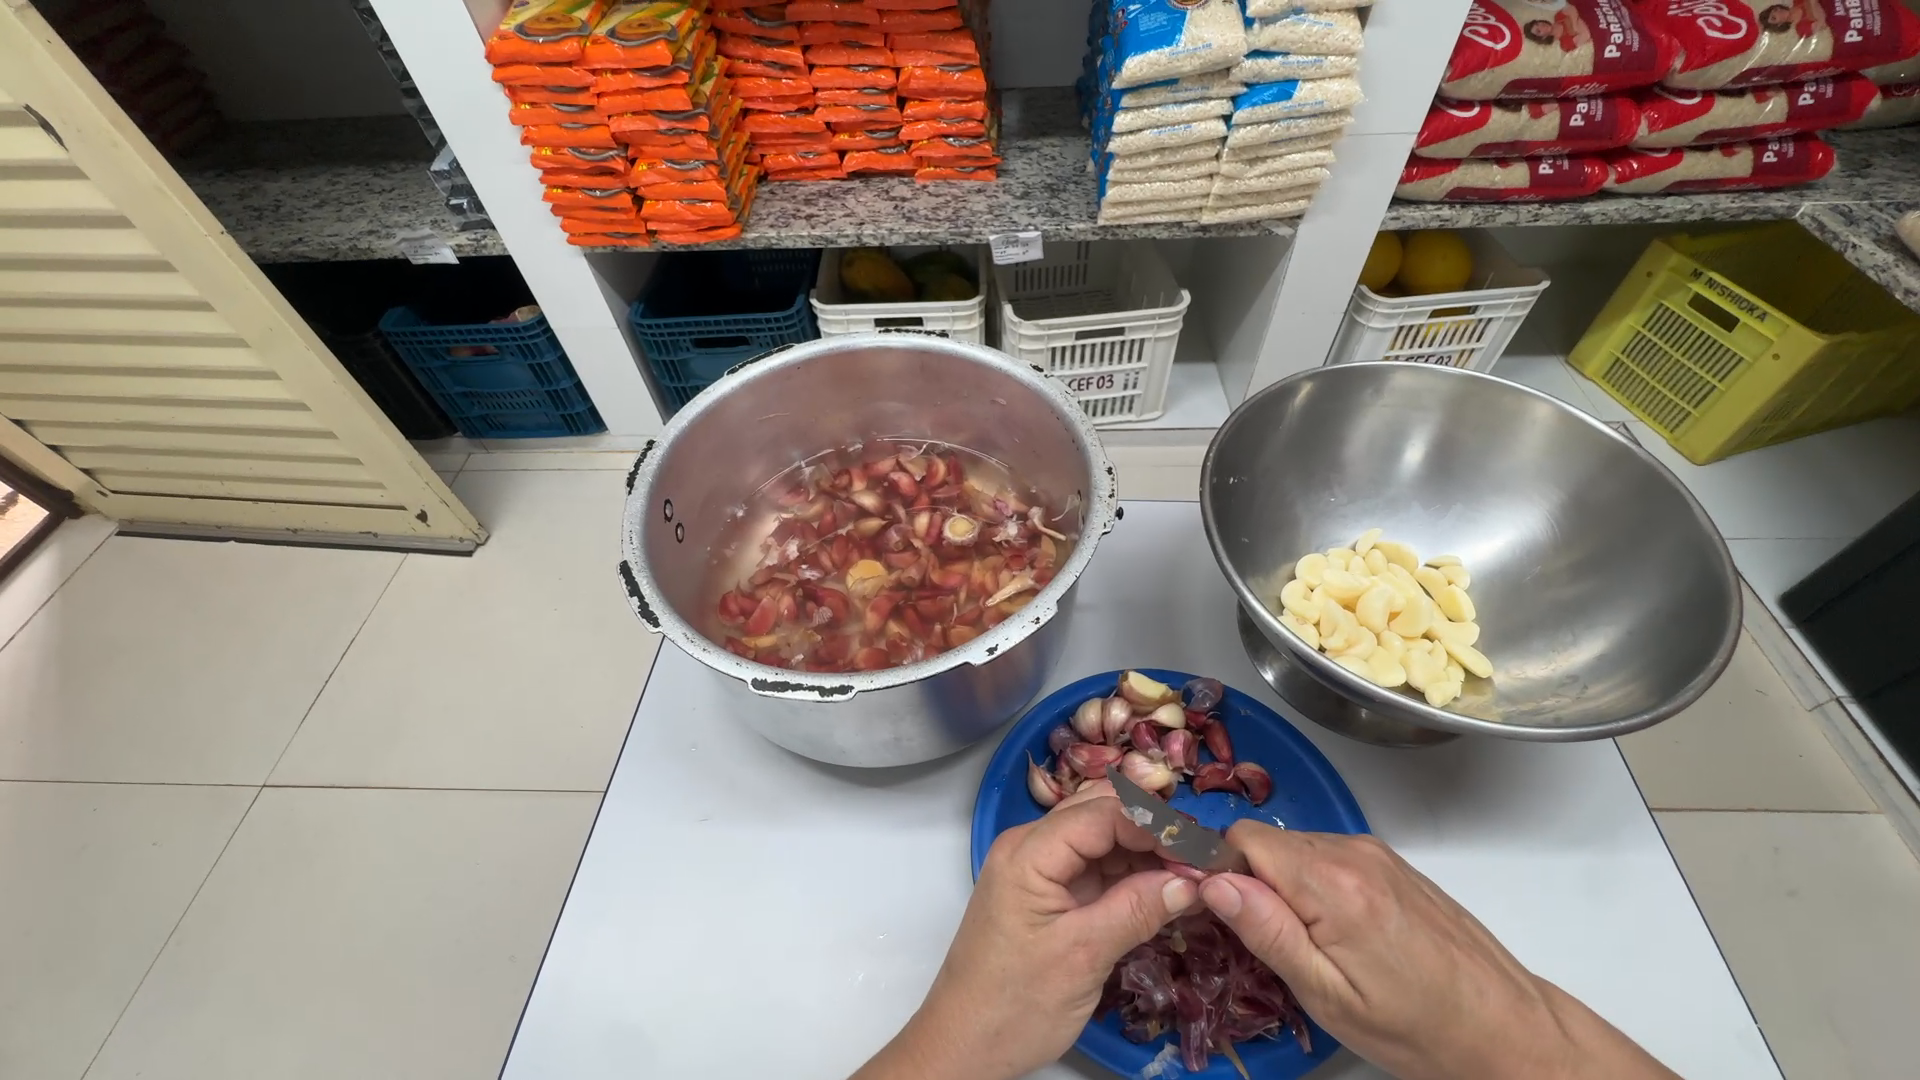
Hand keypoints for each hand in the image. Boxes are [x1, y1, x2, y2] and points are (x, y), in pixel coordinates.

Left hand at [852, 783, 1197, 1079]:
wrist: (964, 1045)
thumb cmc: (1015, 1004)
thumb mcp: (1082, 956)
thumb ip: (1136, 910)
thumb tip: (1191, 880)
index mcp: (1029, 851)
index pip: (1101, 813)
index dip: (1153, 824)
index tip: (1201, 846)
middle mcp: (1031, 847)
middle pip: (1100, 816)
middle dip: (1152, 831)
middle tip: (1203, 856)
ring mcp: (1039, 869)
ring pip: (1101, 840)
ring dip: (1145, 852)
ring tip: (1194, 872)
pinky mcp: (1048, 893)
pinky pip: (1095, 868)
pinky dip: (1130, 875)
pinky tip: (1165, 889)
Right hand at [1199, 824, 1678, 1079]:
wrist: (1510, 1033)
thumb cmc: (1415, 1029)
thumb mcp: (1327, 995)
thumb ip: (1266, 930)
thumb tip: (1212, 881)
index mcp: (1330, 882)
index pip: (1242, 839)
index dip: (1222, 870)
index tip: (1227, 914)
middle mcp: (1351, 850)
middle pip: (1266, 842)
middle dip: (1253, 881)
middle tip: (1271, 940)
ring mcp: (1373, 851)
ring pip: (1294, 847)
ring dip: (1284, 883)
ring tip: (1311, 941)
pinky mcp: (1389, 860)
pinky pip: (1326, 854)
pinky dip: (1314, 882)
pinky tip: (1340, 930)